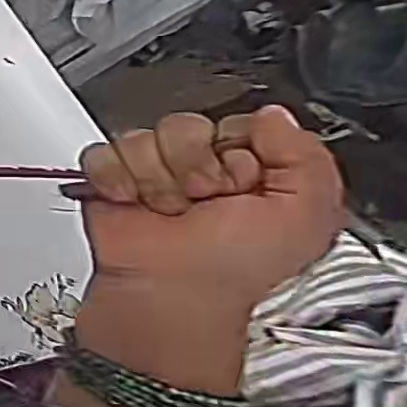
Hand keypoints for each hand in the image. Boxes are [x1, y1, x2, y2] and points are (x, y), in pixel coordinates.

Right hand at [78, 105, 344, 307]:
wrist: (172, 290)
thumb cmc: (234, 266)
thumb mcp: (306, 215)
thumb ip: (305, 156)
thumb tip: (270, 117)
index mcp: (245, 169)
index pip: (234, 124)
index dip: (236, 153)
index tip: (240, 187)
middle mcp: (195, 167)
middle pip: (183, 125)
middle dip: (192, 166)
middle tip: (199, 201)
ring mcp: (147, 172)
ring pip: (141, 138)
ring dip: (154, 180)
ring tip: (165, 210)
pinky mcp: (106, 180)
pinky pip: (100, 153)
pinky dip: (113, 179)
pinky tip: (130, 202)